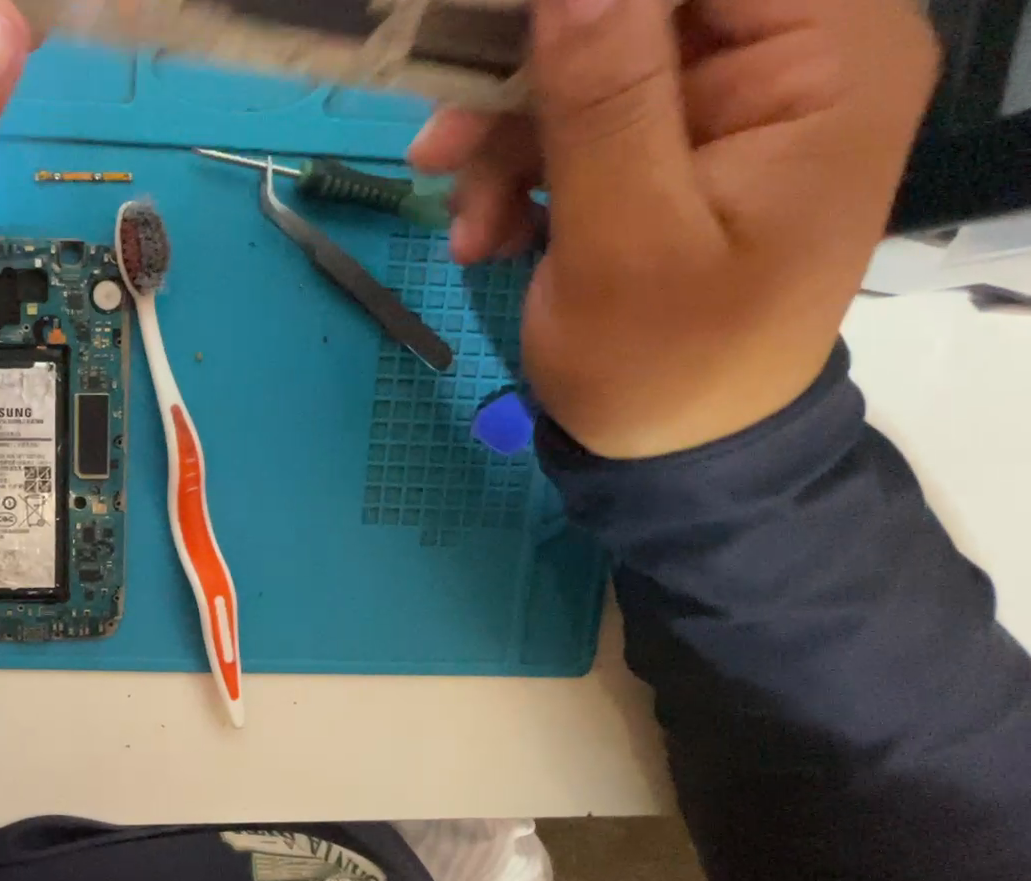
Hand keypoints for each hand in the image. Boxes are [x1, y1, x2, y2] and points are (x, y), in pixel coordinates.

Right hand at [410, 0, 938, 459]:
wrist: (661, 450)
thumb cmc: (661, 363)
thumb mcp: (625, 240)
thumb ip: (603, 105)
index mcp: (824, 61)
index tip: (490, 32)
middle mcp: (777, 63)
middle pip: (630, 13)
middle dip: (523, 77)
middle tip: (443, 142)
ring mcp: (707, 112)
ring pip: (578, 71)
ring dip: (498, 146)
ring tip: (465, 229)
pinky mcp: (649, 155)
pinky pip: (563, 131)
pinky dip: (508, 181)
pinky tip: (484, 240)